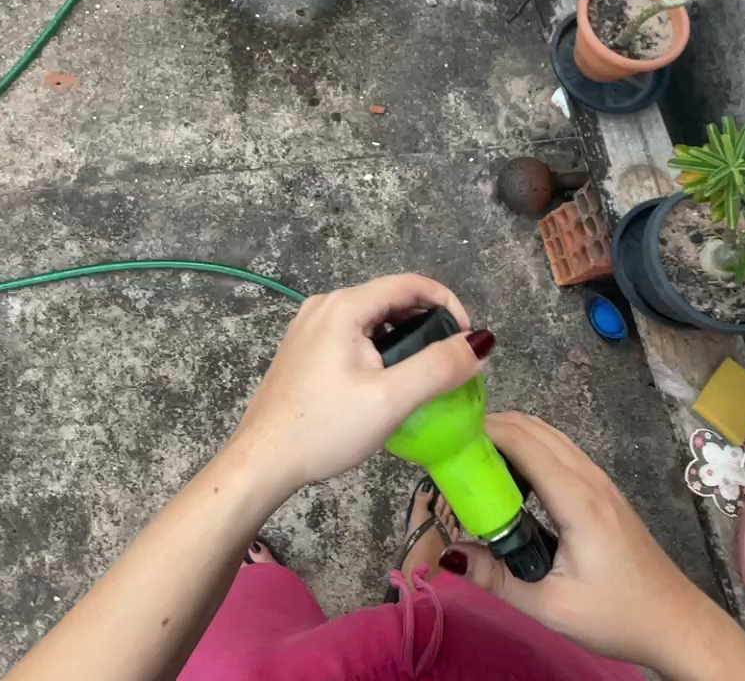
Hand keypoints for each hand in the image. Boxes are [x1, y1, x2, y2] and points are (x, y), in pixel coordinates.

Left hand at [227, 274, 489, 497]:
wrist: (263, 460)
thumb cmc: (325, 428)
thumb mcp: (391, 399)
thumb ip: (439, 367)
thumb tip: (481, 343)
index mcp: (345, 306)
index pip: (411, 284)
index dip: (449, 304)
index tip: (469, 341)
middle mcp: (325, 304)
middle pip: (391, 298)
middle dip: (428, 323)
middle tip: (451, 362)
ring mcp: (310, 325)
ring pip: (372, 317)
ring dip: (404, 336)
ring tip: (424, 374)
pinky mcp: (304, 347)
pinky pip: (353, 333)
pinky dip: (379, 347)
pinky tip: (386, 380)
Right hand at [444, 413, 744, 677]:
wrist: (678, 624)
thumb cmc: (618, 615)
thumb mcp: (552, 607)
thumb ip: (497, 579)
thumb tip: (448, 554)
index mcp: (576, 499)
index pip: (523, 441)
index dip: (483, 430)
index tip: (446, 438)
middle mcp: (587, 476)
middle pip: (532, 427)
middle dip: (489, 426)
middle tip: (450, 445)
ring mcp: (597, 477)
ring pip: (546, 432)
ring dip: (509, 432)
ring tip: (471, 455)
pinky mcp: (600, 486)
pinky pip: (557, 447)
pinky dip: (527, 444)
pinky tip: (508, 471)